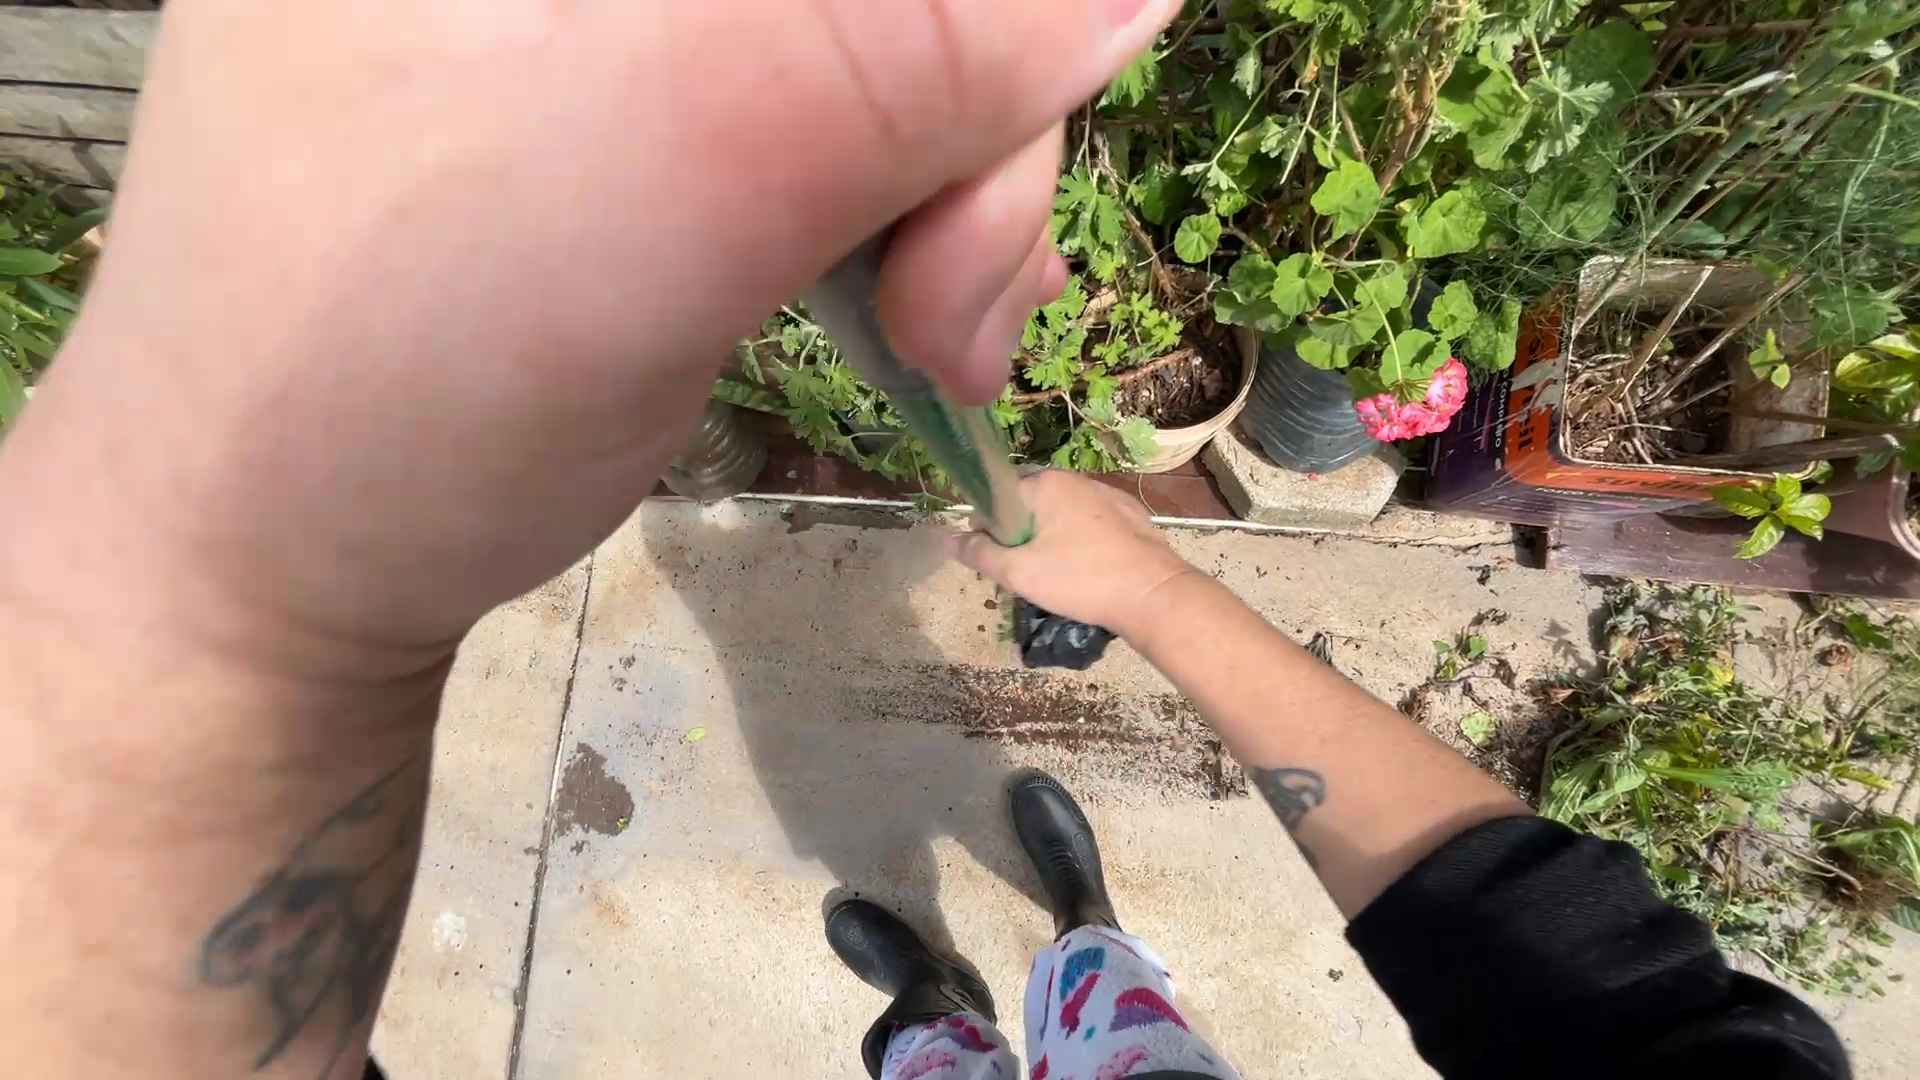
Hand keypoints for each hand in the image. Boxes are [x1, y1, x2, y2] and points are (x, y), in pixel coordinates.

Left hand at [0, 0, 1179, 668]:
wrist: (301, 529)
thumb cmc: (407, 386)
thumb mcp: (654, 209)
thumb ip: (882, 74)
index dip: (982, 51)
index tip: (968, 231)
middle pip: (922, 5)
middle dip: (983, 167)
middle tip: (949, 335)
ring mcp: (672, 47)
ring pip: (926, 78)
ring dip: (973, 225)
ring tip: (939, 354)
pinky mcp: (711, 138)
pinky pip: (888, 150)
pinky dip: (940, 242)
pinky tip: (925, 323)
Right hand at [947, 471, 1198, 636]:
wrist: (1154, 594)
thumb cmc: (1080, 579)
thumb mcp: (1019, 573)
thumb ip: (980, 554)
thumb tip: (947, 539)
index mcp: (1043, 483)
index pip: (996, 500)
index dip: (989, 532)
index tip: (999, 562)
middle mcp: (1074, 479)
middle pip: (1028, 506)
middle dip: (1021, 537)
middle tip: (1028, 575)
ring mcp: (1106, 494)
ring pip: (1060, 516)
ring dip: (1051, 541)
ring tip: (1060, 578)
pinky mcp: (1130, 515)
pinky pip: (1089, 525)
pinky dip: (1081, 544)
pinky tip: (1089, 572)